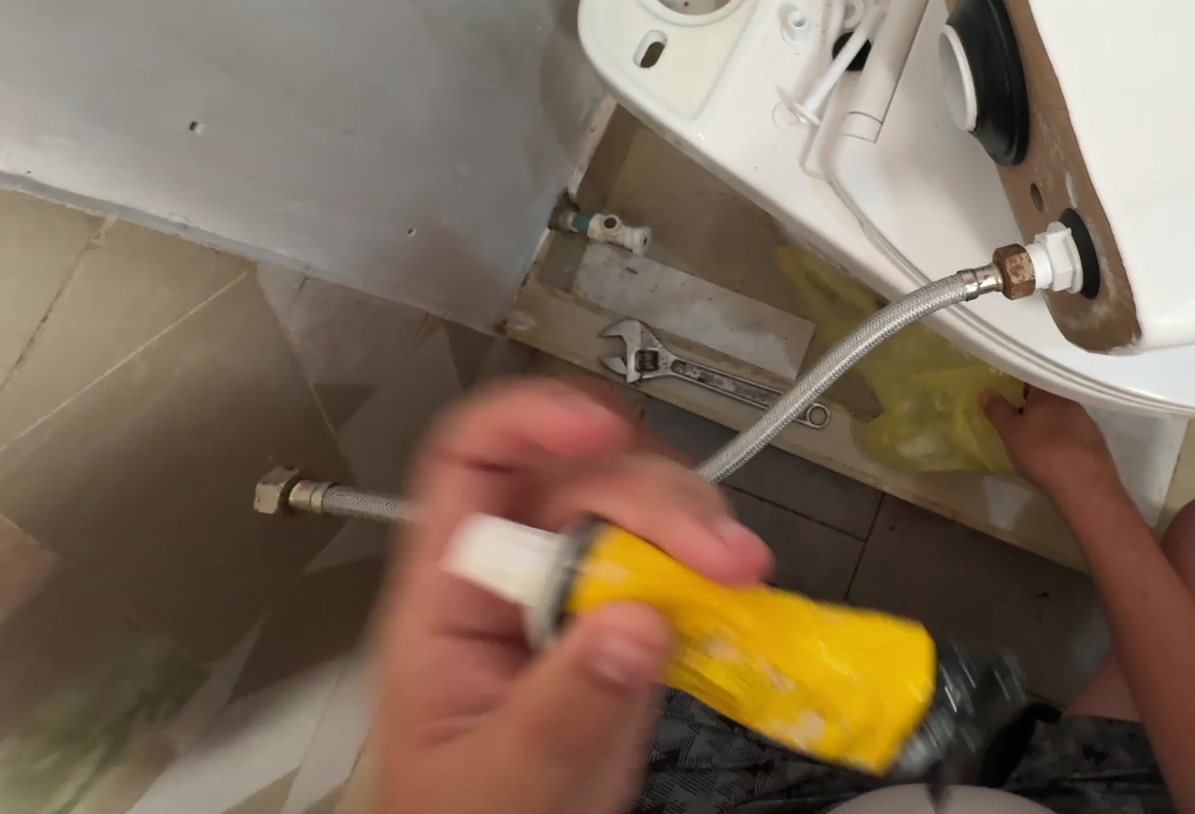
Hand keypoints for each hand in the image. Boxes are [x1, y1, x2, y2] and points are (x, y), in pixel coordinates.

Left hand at [374, 379, 771, 813]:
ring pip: (642, 488)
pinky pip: (679, 538)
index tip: (600, 433)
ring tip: (740, 571)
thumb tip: (637, 625)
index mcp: (454, 584)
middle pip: (586, 469)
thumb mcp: (497, 786)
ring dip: (697, 516)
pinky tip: (740, 582)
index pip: (474, 456)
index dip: (530, 418)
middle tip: (719, 555)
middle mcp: (523, 554)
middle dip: (657, 496)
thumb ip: (556, 712)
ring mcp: (583, 568)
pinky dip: (716, 548)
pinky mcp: (637, 590)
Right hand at [980, 386, 1121, 504]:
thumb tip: (985, 391)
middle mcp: (1069, 401)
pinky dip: (1066, 438)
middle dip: (1035, 406)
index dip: (1020, 385)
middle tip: (1021, 422)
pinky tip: (1060, 454)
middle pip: (1049, 397)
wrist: (1085, 485)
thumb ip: (997, 410)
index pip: (1032, 378)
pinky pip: (1076, 432)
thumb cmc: (1042, 453)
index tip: (1011, 397)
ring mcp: (1086, 421)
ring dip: (1052, 422)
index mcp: (1047, 394)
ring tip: (1040, 440)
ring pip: (1063, 415)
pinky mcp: (1097, 440)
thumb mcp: (1010, 433)